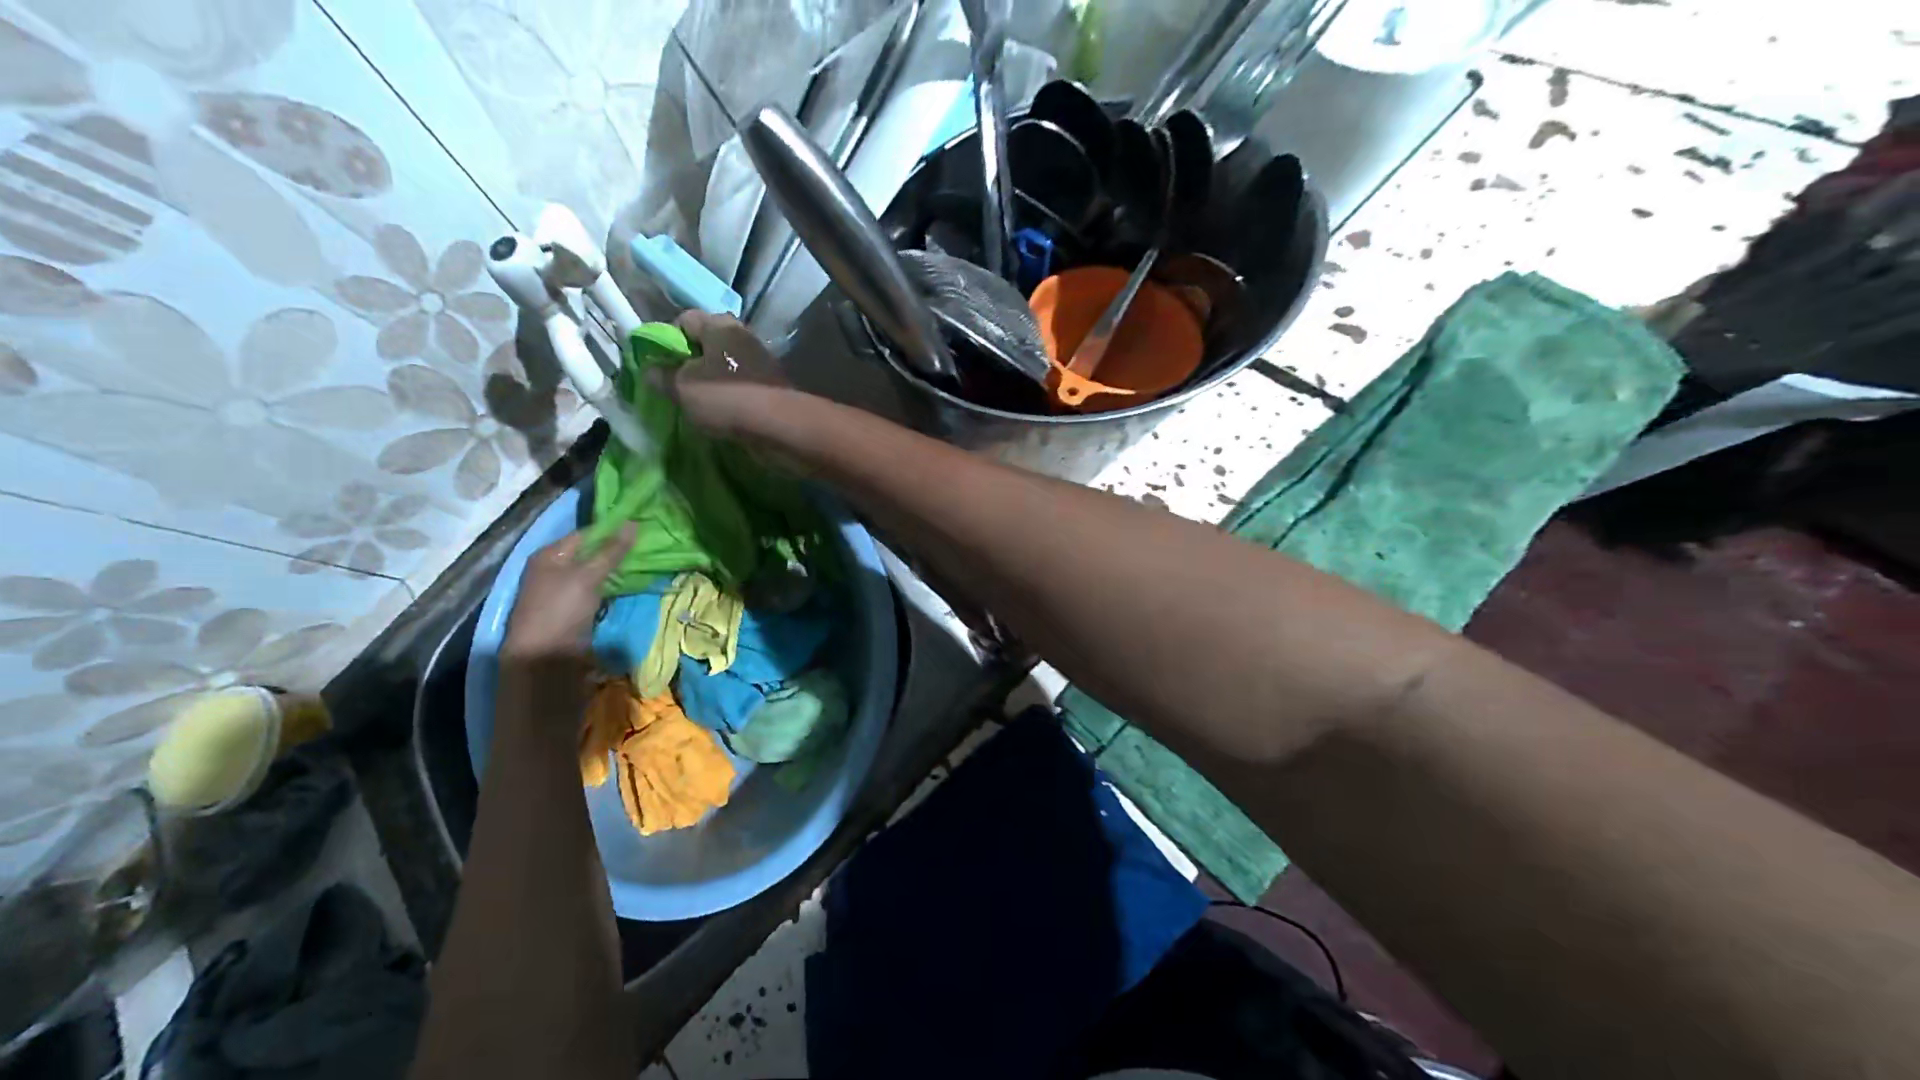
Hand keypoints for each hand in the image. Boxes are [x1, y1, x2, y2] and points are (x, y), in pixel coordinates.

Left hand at [502, 525, 635, 661]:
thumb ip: (611, 551)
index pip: (586, 534)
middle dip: (618, 551)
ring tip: (647, 564)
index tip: (642, 529)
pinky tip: (633, 584)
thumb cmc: (561, 610)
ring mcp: (565, 591)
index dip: (612, 530)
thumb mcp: (587, 576)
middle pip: (592, 553)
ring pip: (597, 573)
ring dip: (618, 571)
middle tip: (649, 547)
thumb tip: (633, 523)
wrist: (545, 658)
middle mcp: (555, 569)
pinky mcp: (575, 609)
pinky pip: (598, 591)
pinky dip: (614, 587)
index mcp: (550, 555)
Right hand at [661, 311, 791, 436]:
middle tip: (678, 384)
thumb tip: (652, 370)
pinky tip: (723, 411)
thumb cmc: (725, 397)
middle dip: (690, 360)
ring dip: (711, 378)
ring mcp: (760, 359)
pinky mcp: (771, 382)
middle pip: (707, 341)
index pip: (684, 319)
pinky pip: (741, 382)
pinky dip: (730, 393)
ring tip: (699, 402)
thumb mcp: (681, 388)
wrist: (778, 425)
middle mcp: (742, 335)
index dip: (668, 339)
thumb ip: (661, 376)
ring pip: (725, 363)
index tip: (661, 364)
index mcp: (719, 325)